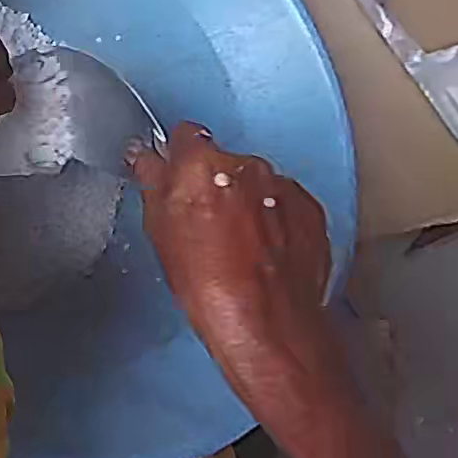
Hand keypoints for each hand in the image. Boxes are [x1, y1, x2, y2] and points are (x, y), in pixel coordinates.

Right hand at [128, 123, 332, 394]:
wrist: (266, 324)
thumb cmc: (210, 283)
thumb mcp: (158, 228)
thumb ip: (152, 181)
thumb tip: (146, 159)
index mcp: (201, 163)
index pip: (184, 133)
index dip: (175, 154)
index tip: (171, 170)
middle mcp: (246, 166)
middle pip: (220, 159)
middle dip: (209, 180)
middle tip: (198, 219)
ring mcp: (282, 187)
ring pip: (251, 180)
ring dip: (241, 199)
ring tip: (230, 242)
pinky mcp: (310, 210)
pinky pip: (281, 202)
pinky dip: (270, 217)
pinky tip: (256, 249)